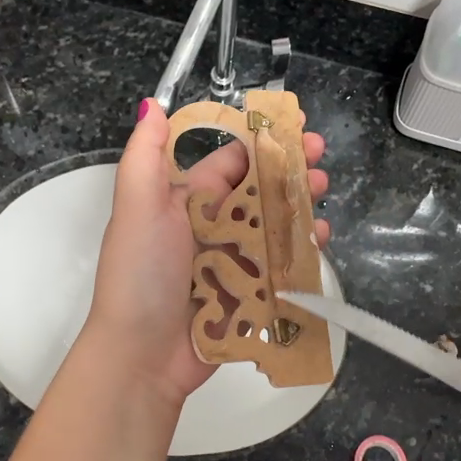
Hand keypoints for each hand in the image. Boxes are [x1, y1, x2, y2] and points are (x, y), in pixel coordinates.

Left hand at [85, 98, 329, 404]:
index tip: (296, 125)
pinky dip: (304, 249)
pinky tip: (321, 237)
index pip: (232, 161)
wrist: (140, 356)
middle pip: (261, 190)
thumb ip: (146, 154)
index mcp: (187, 201)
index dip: (263, 141)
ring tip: (324, 191)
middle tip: (322, 157)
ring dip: (302, 204)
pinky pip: (283, 265)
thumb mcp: (136, 206)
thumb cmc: (140, 273)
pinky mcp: (251, 294)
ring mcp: (234, 261)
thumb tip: (152, 103)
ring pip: (277, 225)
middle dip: (292, 170)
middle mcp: (212, 226)